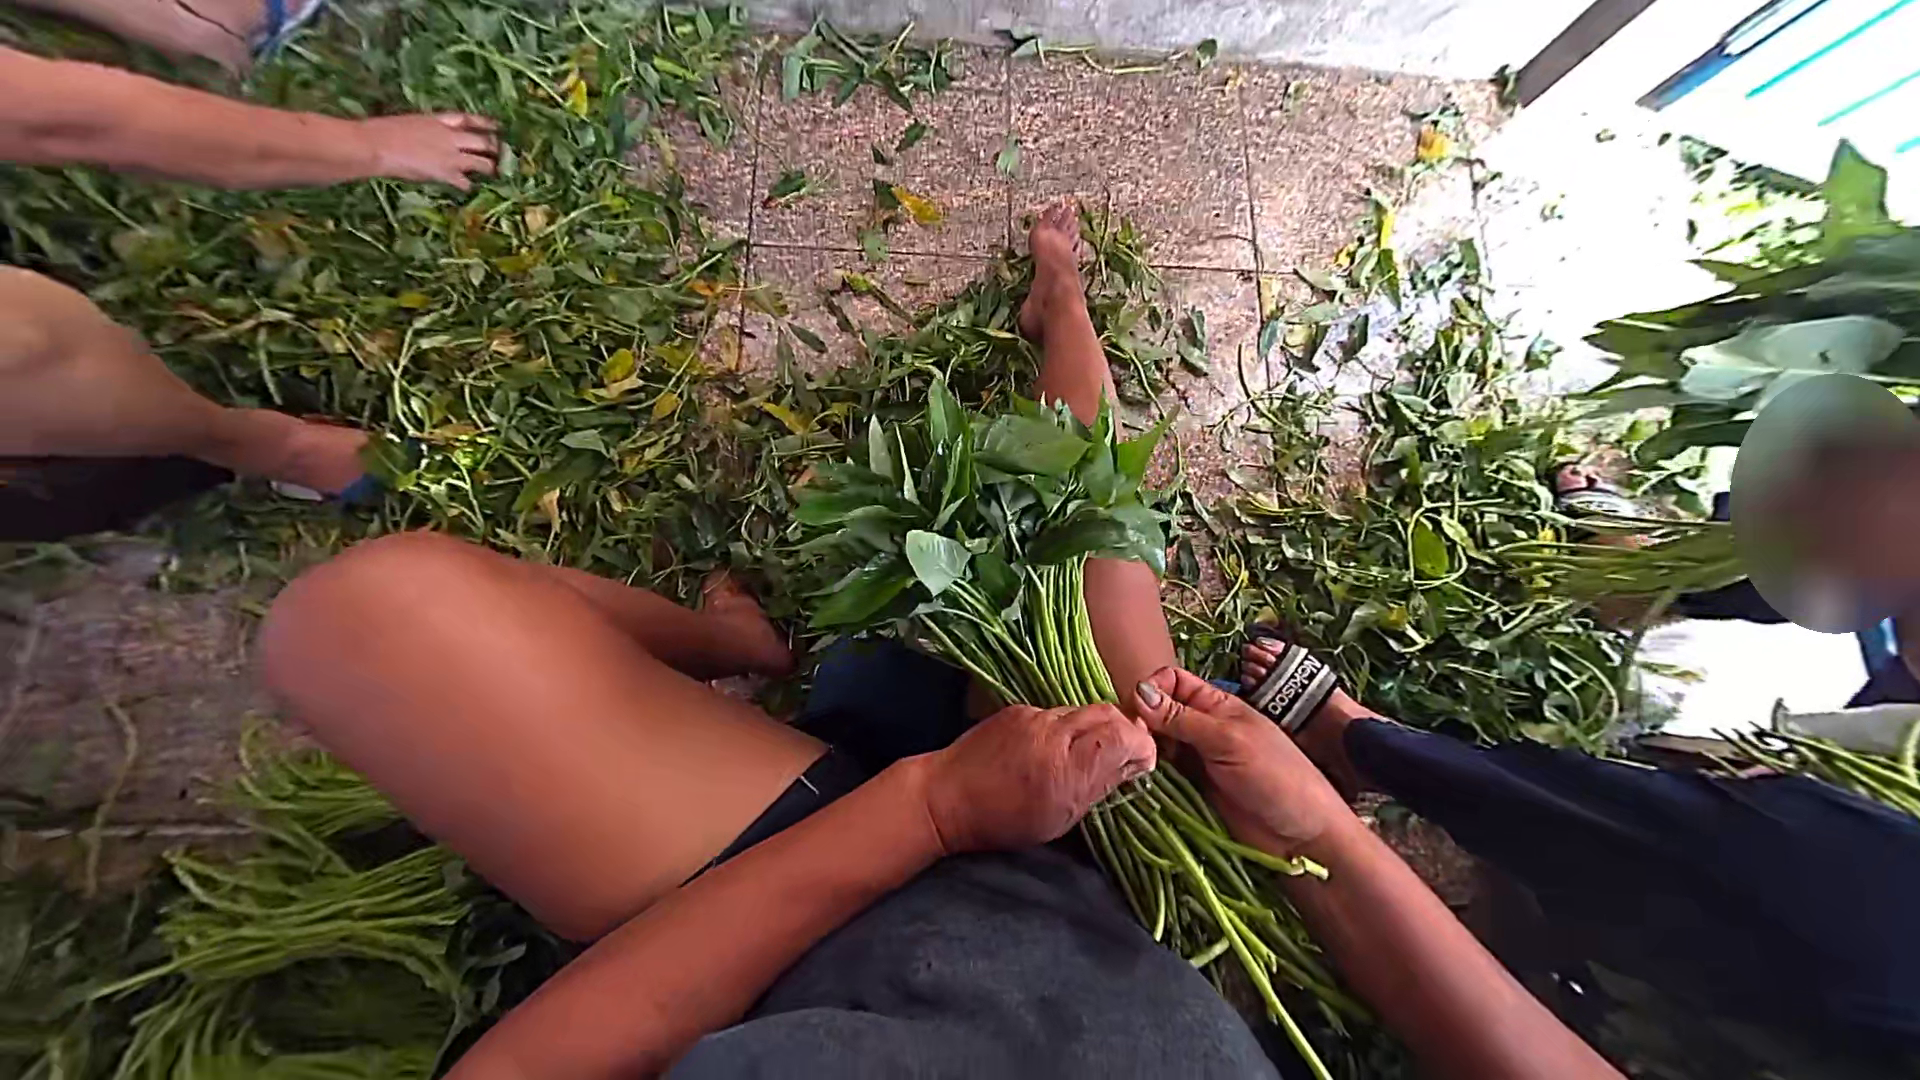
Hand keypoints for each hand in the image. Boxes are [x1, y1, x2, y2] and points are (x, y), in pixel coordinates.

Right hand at [357, 113, 500, 188]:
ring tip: (492, 173)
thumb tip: (442, 138)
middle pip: (485, 142)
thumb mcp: (411, 122)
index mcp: (437, 120)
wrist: (372, 144)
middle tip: (500, 156)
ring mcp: (452, 156)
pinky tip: (465, 187)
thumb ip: (431, 130)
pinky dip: (468, 186)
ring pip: (485, 164)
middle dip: (495, 149)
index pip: (468, 119)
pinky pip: (468, 184)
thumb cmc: (382, 131)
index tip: (498, 127)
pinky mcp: (448, 174)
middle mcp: (449, 137)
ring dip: (490, 169)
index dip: (486, 124)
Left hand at [921, 703, 1155, 854]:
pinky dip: (1067, 726)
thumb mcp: (1062, 817)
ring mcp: (1034, 716)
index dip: (1141, 746)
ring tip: (1087, 752)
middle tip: (1124, 753)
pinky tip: (1056, 745)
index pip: (1123, 736)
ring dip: (1095, 728)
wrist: (948, 794)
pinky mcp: (1018, 708)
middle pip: (1108, 714)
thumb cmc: (1005, 820)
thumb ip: (1100, 785)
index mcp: (1068, 769)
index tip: (1143, 763)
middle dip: (1124, 730)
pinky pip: (1056, 711)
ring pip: (1083, 710)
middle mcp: (1054, 734)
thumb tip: (1134, 763)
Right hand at [1131, 667, 1356, 857]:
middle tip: (1130, 739)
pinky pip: (1159, 772)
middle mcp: (1200, 727)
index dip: (1152, 689)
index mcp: (1215, 704)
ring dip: (1142, 747)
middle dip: (1140, 720)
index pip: (1172, 681)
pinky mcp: (1189, 787)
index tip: (1135, 710)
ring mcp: (1194, 758)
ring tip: (1133, 759)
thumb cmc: (1276, 778)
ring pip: (1155, 742)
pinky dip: (1146, 771)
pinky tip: (1138, 775)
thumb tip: (1138, 692)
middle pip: (1157, 711)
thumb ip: (1182, 718)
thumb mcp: (1228, 740)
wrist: (1303, 838)